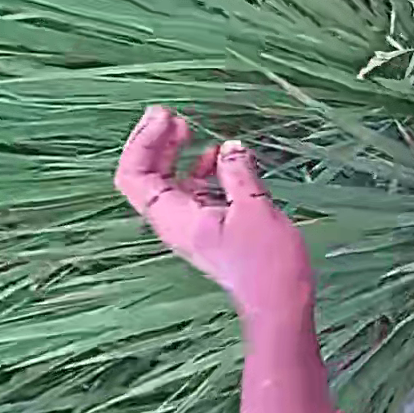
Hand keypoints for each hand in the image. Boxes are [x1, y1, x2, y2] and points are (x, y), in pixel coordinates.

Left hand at [115, 104, 314, 328]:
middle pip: (148, 177)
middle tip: (172, 114)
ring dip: (178, 154)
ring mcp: (193, 225)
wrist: (278, 298)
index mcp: (175, 218)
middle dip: (155, 143)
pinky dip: (203, 170)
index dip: (143, 142)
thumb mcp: (255, 209)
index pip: (135, 176)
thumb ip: (239, 174)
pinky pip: (196, 192)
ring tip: (192, 129)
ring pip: (172, 183)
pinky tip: (220, 157)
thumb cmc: (266, 259)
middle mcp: (176, 221)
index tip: (166, 115)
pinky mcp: (213, 227)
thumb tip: (230, 145)